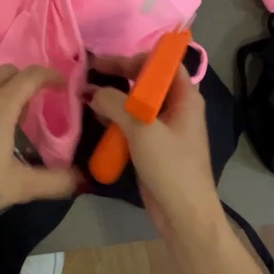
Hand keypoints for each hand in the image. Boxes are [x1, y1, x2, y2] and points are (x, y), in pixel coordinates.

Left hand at [0, 65, 81, 230]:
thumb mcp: (21, 186)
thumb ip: (56, 181)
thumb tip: (82, 179)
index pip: (30, 76)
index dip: (50, 76)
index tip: (63, 86)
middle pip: (8, 71)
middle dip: (26, 82)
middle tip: (35, 108)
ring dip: (3, 85)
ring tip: (10, 116)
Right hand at [89, 55, 222, 236]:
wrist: (184, 215)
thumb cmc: (171, 167)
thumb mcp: (141, 129)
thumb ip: (114, 103)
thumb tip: (93, 92)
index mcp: (184, 98)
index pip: (163, 63)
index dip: (137, 58)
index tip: (109, 64)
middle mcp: (176, 107)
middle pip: (146, 81)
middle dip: (119, 76)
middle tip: (90, 75)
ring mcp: (164, 127)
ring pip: (136, 102)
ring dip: (113, 98)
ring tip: (88, 96)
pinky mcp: (153, 144)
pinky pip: (132, 122)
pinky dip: (116, 118)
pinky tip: (98, 120)